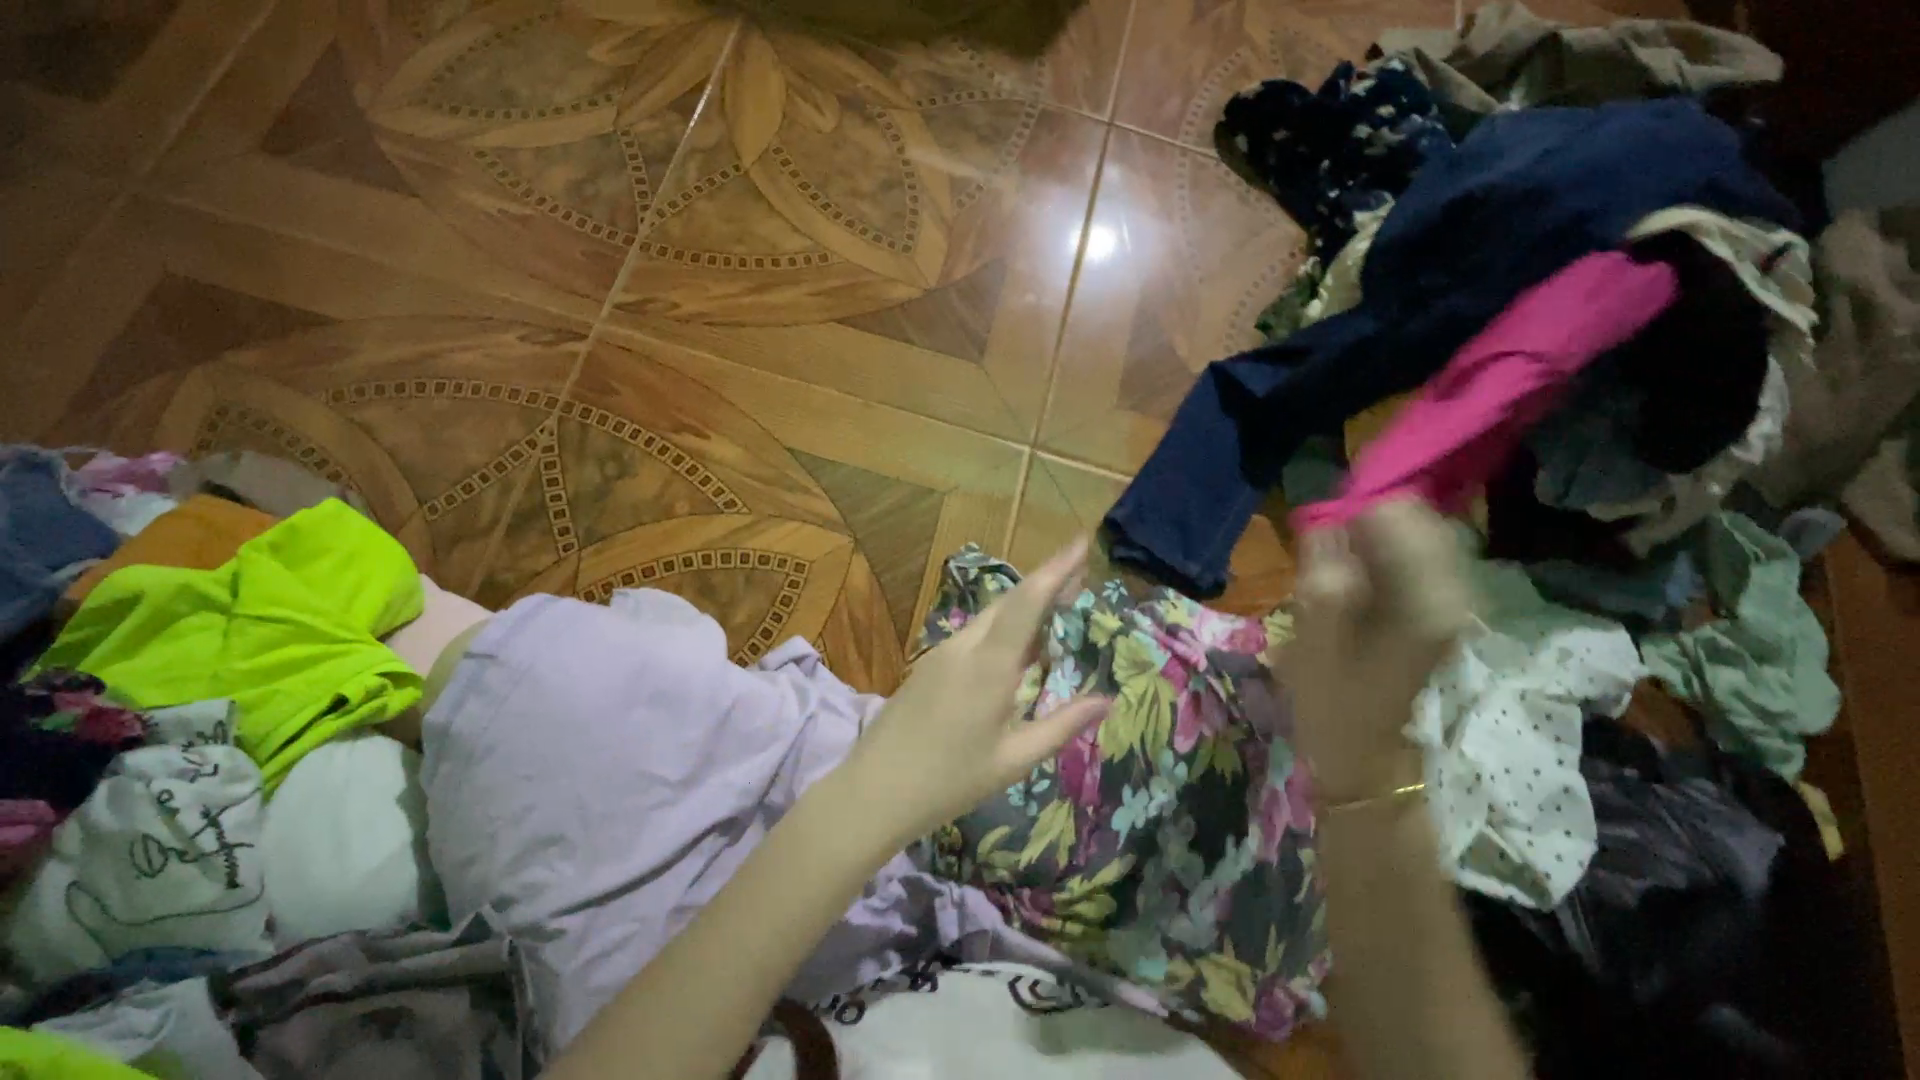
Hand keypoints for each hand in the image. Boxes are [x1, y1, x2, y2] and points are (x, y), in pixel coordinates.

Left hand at [844, 537, 1111, 841]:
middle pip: (1008, 602)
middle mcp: (963, 647)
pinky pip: (973, 635)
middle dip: (1045, 583)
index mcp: (988, 666)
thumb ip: (1061, 726)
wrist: (873, 790)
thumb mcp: (1014, 760)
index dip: (1056, 569)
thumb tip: (1106, 700)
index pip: (1027, 603)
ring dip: (1023, 606)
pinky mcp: (927, 666)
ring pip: (988, 617)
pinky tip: (1017, 647)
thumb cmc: (950, 781)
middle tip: (1081, 576)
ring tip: (1058, 607)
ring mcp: (940, 654)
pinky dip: (1002, 628)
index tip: (1081, 542)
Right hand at [1277, 500, 1469, 803]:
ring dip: (1374, 544)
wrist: (1370, 764)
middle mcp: (1453, 592)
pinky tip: (1359, 588)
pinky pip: (1419, 562)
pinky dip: (1386, 561)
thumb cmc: (1333, 708)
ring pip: (1418, 538)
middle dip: (1365, 526)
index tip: (1319, 538)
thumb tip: (1327, 526)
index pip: (1397, 513)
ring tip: (1339, 574)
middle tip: (1327, 558)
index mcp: (1423, 599)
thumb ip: (1323, 578)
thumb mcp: (1312, 644)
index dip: (1352, 513)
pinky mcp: (1445, 613)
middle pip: (1415, 520)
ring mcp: (1454, 603)